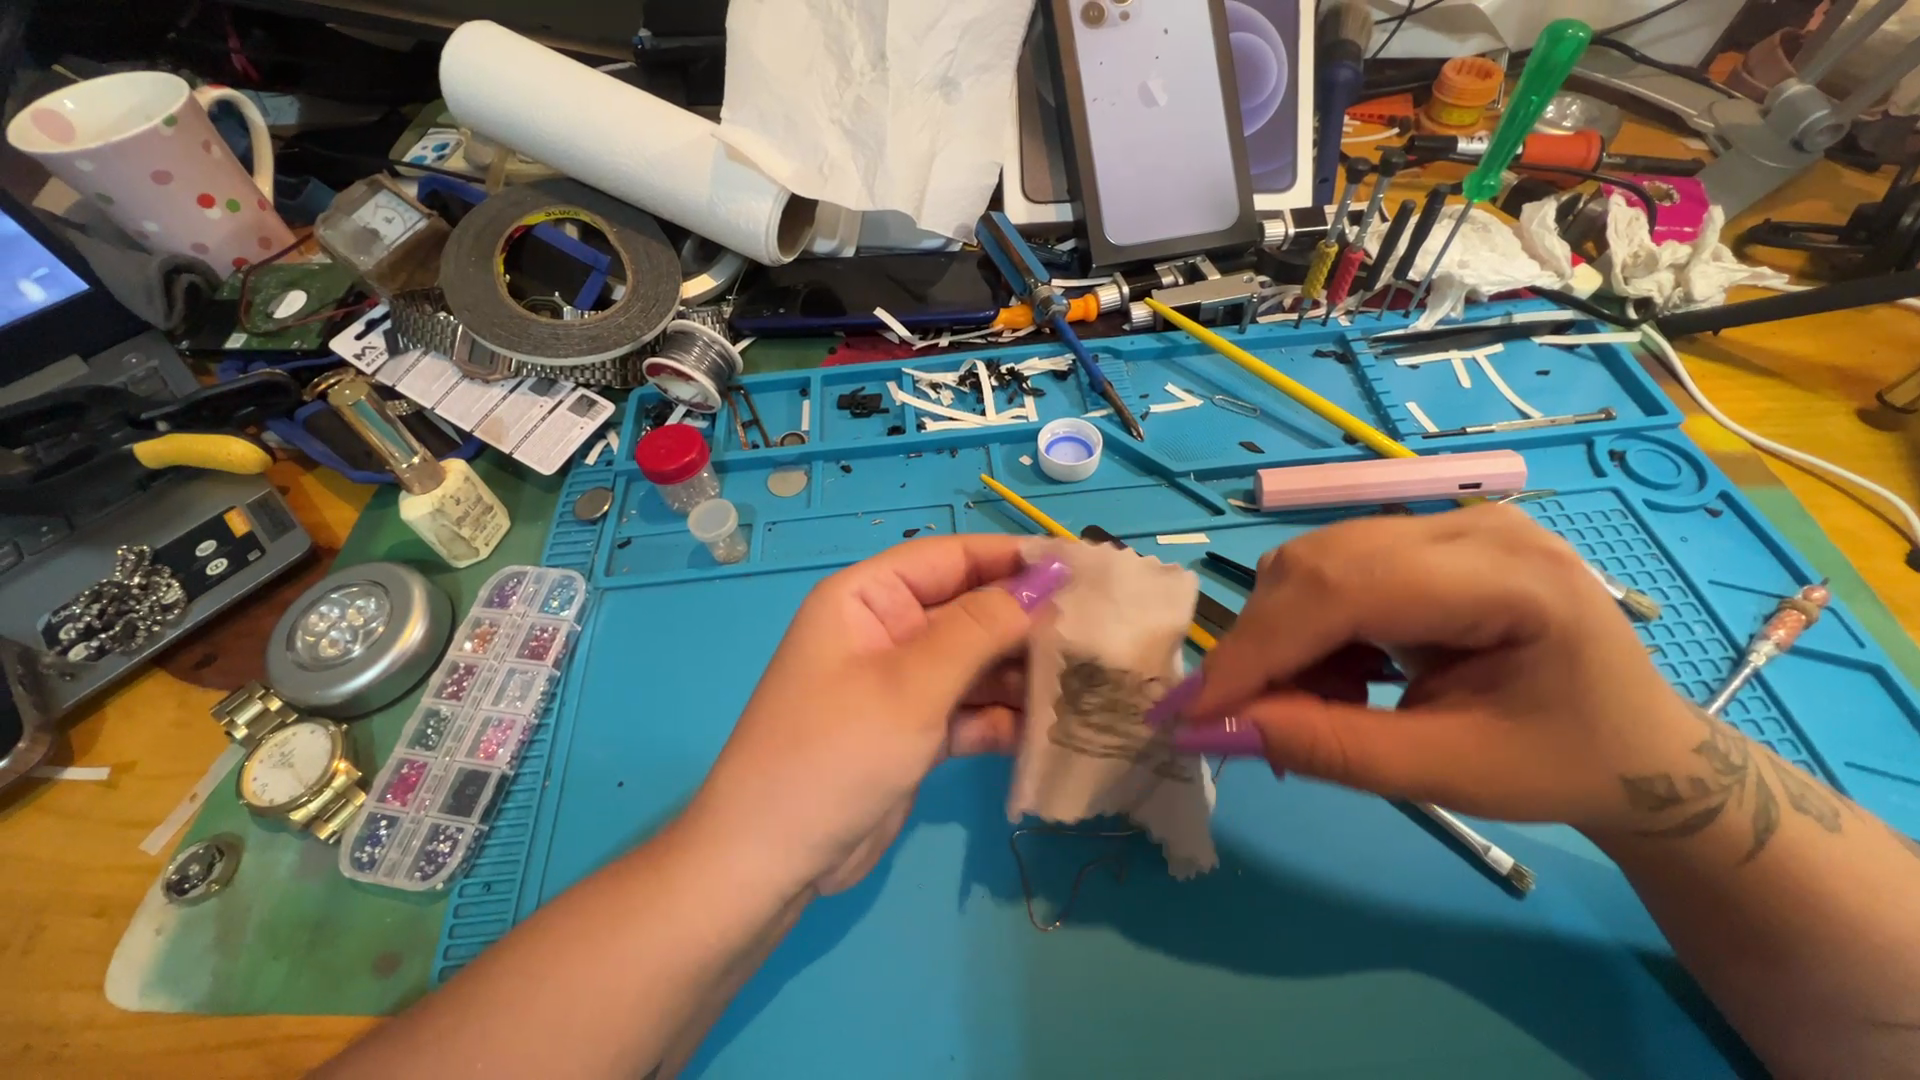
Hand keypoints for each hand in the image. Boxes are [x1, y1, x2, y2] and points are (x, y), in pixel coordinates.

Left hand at [683, 535, 1067, 894]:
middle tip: (1101, 633)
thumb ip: (982, 628)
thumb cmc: (833, 753)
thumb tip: (1048, 578)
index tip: (1084, 569)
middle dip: (1030, 622)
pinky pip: (971, 710)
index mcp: (869, 597)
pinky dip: (1005, 718)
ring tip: (1091, 683)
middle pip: (972, 611)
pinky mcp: (915, 732)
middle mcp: (887, 631)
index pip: (954, 558)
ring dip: (1025, 675)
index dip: (1016, 559)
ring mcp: (902, 685)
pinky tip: (1052, 730)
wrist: (771, 862)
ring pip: (977, 664)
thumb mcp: (910, 684)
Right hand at [1154, 504, 1697, 833]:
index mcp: (1508, 577)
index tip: (1191, 713)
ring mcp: (1449, 522)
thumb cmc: (1562, 765)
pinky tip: (1340, 675)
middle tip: (1236, 720)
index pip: (1344, 591)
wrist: (1640, 748)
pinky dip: (1307, 630)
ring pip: (1312, 564)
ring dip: (1282, 639)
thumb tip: (1210, 731)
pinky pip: (1330, 571)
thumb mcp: (1448, 774)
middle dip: (1260, 647)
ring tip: (1315, 704)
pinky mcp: (1426, 538)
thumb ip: (1327, 748)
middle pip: (1317, 566)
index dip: (1256, 650)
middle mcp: (1471, 525)